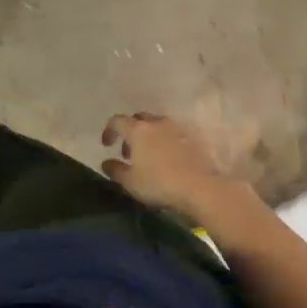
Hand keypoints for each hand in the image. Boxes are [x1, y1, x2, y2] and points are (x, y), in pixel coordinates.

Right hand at [100, 112, 231, 215]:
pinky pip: (174, 136)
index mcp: (138, 130)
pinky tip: (167, 160)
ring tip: (149, 157)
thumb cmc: (159, 183)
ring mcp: (178, 129)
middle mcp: (158, 124)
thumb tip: (106, 162)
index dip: (109, 130)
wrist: (201, 187)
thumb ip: (115, 170)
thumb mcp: (129, 182)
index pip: (117, 121)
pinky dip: (166, 143)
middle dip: (130, 132)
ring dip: (149, 137)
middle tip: (128, 152)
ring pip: (158, 126)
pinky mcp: (194, 139)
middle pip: (139, 119)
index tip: (107, 145)